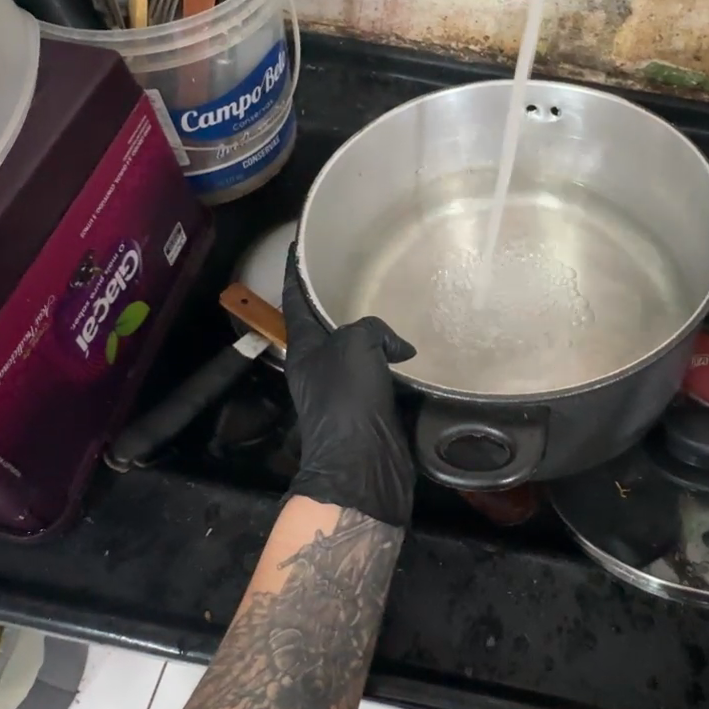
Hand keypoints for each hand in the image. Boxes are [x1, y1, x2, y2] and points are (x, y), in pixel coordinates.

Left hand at [282, 250, 419, 526]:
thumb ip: (370, 328)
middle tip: (359, 266)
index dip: (294, 270)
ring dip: (372, 327)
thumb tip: (397, 349)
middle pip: (325, 322)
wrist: (364, 464)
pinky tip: (415, 346)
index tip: (298, 244)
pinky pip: (382, 370)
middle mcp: (319, 365)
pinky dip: (394, 356)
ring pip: (357, 346)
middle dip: (336, 295)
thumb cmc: (348, 400)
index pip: (294, 298)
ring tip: (392, 300)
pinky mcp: (371, 404)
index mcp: (304, 348)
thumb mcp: (353, 346)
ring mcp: (344, 386)